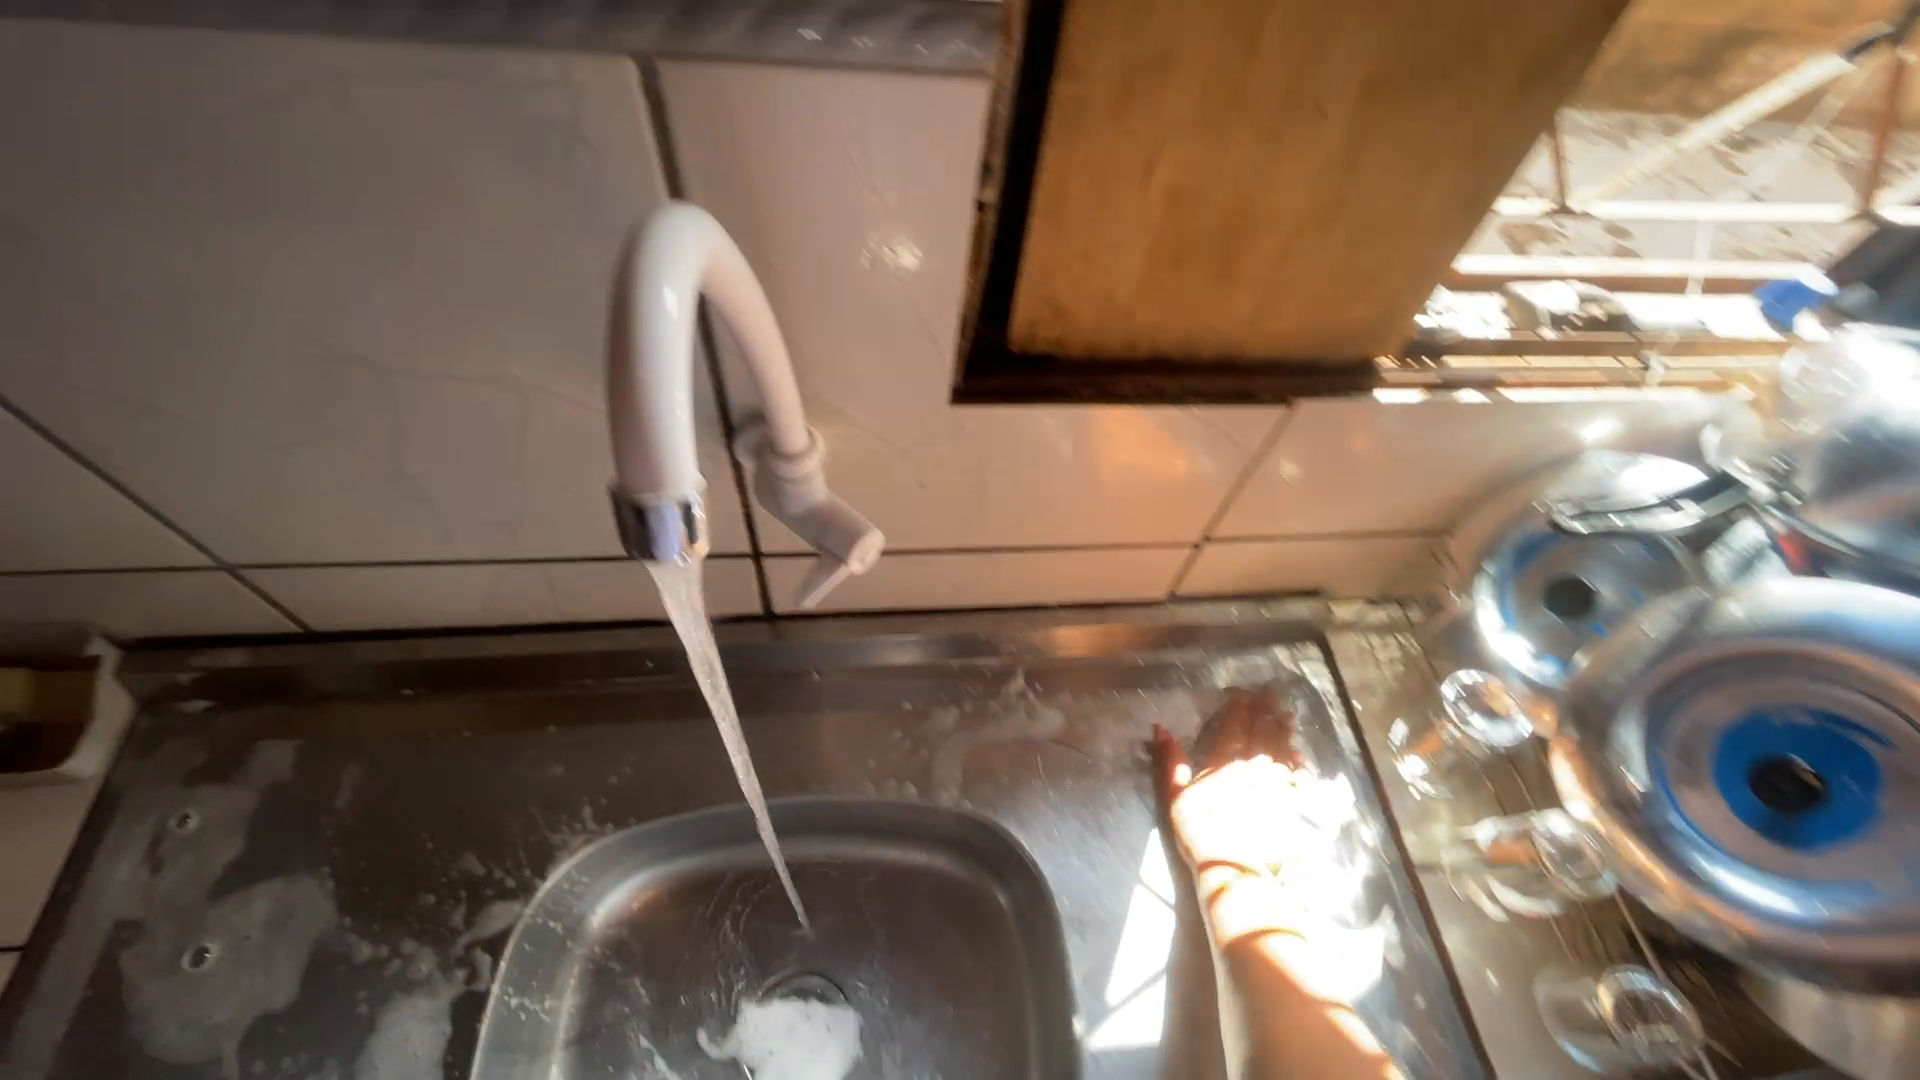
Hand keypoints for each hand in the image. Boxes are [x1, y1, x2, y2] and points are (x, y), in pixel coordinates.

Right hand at [1153, 689, 1308, 884]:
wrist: (1234, 867)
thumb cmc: (1200, 831)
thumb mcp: (1175, 795)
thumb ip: (1171, 759)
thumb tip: (1161, 727)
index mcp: (1225, 761)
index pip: (1235, 726)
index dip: (1240, 708)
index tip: (1244, 693)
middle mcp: (1254, 765)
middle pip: (1262, 731)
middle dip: (1266, 711)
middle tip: (1272, 693)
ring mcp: (1276, 783)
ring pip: (1282, 749)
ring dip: (1284, 730)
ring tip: (1288, 715)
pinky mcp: (1290, 802)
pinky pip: (1297, 775)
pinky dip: (1298, 760)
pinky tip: (1299, 754)